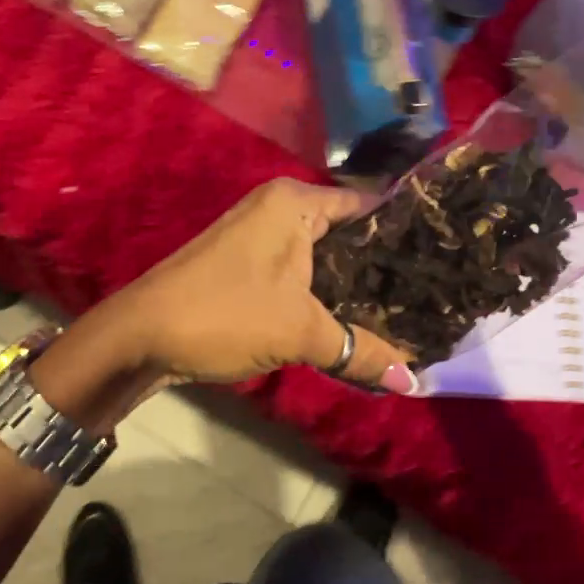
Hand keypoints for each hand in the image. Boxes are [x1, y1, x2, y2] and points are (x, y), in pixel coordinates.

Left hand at [93, 179, 417, 393]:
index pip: (366, 204)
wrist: (139, 337)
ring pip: (323, 256)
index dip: (404, 230)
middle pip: (347, 231)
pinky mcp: (247, 265)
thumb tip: (414, 382)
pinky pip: (300, 272)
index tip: (443, 256)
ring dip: (353, 285)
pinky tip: (354, 321)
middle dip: (382, 265)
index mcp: (294, 202)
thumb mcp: (299, 332)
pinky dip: (325, 294)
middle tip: (430, 293)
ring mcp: (259, 236)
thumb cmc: (224, 313)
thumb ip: (360, 351)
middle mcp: (278, 209)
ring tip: (404, 311)